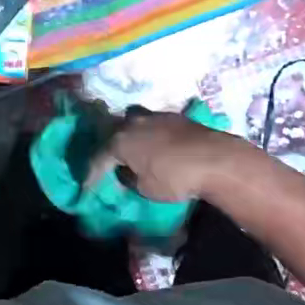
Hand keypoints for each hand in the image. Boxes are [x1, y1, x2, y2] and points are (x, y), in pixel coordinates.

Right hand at [96, 110, 244, 202]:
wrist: (215, 159)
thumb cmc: (174, 179)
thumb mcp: (145, 188)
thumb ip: (129, 178)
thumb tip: (126, 172)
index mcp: (119, 141)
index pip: (98, 158)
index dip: (92, 174)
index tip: (88, 187)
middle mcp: (132, 123)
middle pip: (113, 133)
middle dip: (109, 148)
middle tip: (108, 163)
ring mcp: (155, 116)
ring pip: (134, 123)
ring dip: (131, 136)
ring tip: (133, 150)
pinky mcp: (176, 116)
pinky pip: (154, 125)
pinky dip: (150, 135)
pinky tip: (155, 146)